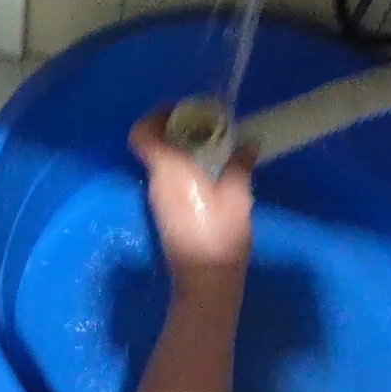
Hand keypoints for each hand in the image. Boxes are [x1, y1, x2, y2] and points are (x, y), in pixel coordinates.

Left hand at [129, 108, 256, 298]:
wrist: (205, 282)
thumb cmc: (220, 236)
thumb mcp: (238, 198)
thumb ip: (240, 166)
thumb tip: (248, 143)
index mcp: (169, 170)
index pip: (142, 135)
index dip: (153, 117)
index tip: (177, 109)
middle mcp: (157, 180)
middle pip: (150, 144)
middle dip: (170, 129)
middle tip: (199, 123)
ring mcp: (157, 197)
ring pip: (158, 161)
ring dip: (176, 147)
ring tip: (207, 143)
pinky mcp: (164, 211)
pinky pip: (165, 176)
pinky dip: (179, 165)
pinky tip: (205, 169)